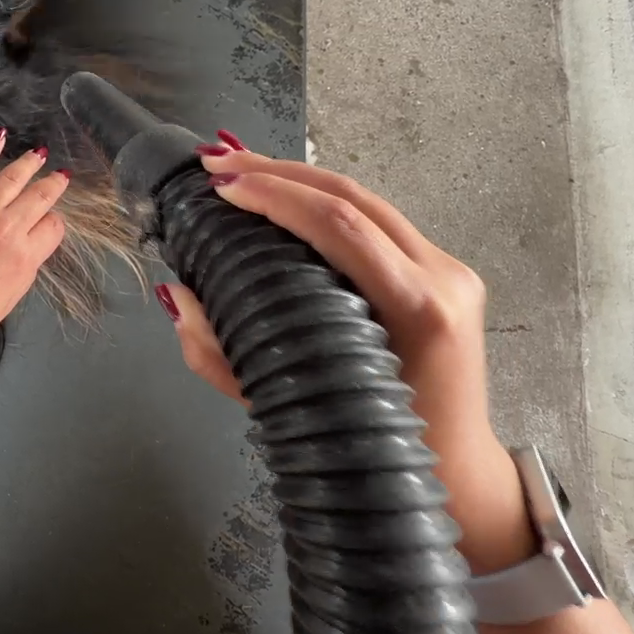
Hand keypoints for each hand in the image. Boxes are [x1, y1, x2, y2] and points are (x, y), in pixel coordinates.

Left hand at [0, 129, 68, 357]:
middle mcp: (7, 231)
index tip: (48, 221)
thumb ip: (23, 271)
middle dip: (53, 184)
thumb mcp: (5, 302)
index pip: (53, 228)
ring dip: (29, 162)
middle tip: (59, 175)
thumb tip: (30, 248)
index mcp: (24, 260)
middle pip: (40, 198)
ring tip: (38, 154)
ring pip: (13, 178)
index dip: (53, 223)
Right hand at [157, 133, 536, 575]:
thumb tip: (176, 295)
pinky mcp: (444, 268)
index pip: (339, 225)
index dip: (275, 195)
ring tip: (239, 166)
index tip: (222, 187)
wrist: (458, 470)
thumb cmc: (372, 446)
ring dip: (296, 176)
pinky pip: (374, 216)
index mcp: (418, 311)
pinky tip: (282, 190)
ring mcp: (449, 269)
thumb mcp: (286, 406)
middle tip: (216, 162)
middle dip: (276, 171)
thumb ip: (219, 355)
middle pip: (352, 197)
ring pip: (365, 197)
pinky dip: (320, 197)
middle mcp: (442, 278)